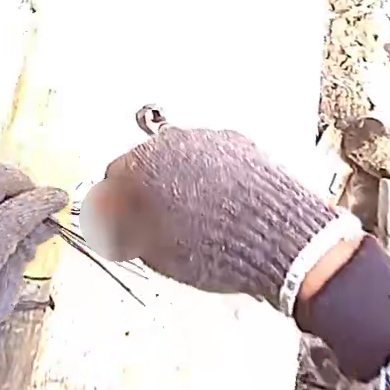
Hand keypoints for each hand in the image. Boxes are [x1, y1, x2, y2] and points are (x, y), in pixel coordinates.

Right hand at [97, 107, 360, 313]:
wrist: (276, 237)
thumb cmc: (213, 248)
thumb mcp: (155, 251)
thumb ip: (125, 228)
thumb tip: (113, 219)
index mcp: (142, 166)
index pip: (113, 177)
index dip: (115, 203)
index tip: (122, 219)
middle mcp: (170, 142)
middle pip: (147, 160)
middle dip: (149, 185)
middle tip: (159, 217)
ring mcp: (205, 138)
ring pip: (180, 155)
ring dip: (180, 176)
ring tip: (196, 212)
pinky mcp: (235, 141)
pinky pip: (211, 154)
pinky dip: (210, 171)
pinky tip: (222, 200)